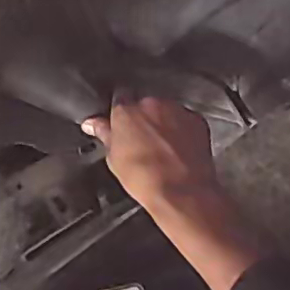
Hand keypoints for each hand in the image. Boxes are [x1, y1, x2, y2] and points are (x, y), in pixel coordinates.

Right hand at [83, 96, 218, 210]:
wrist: (183, 193)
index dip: (120, 110)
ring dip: (163, 122)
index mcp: (125, 110)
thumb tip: (93, 124)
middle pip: (143, 103)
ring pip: (165, 110)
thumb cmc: (146, 178)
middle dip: (143, 117)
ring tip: (162, 148)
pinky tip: (178, 150)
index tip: (121, 122)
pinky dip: (181, 130)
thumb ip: (104, 134)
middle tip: (141, 140)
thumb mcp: (114, 158)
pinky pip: (184, 119)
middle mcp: (150, 104)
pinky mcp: (196, 120)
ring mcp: (175, 110)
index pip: (119, 96)